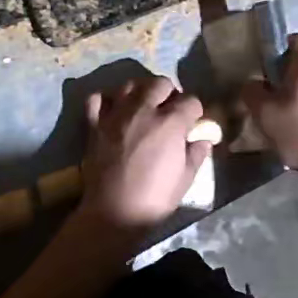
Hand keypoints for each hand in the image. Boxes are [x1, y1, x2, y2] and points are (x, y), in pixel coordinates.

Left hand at [76, 76, 209, 235]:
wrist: (114, 213)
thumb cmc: (155, 199)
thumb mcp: (186, 179)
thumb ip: (196, 154)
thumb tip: (203, 140)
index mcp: (170, 123)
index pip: (190, 101)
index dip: (195, 111)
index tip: (193, 122)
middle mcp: (143, 110)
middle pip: (160, 84)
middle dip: (170, 93)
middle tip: (169, 110)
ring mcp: (116, 115)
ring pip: (129, 85)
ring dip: (141, 91)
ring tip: (144, 106)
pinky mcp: (94, 125)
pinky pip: (96, 99)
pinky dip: (105, 99)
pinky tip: (114, 109)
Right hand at [241, 35, 297, 184]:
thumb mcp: (264, 114)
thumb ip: (252, 92)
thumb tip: (251, 83)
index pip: (294, 39)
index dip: (276, 48)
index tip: (262, 66)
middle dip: (282, 74)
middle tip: (265, 93)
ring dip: (294, 92)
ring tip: (278, 113)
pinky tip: (296, 125)